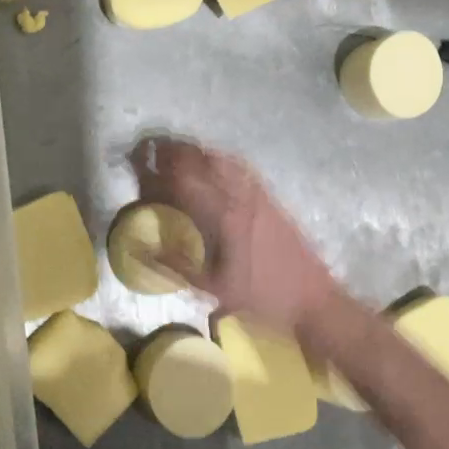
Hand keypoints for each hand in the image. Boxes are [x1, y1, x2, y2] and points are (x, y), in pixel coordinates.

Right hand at [130, 137, 343, 331]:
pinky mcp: (269, 197)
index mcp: (224, 216)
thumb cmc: (263, 298)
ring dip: (193, 149)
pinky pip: (239, 166)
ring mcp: (258, 193)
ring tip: (172, 150)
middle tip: (147, 149)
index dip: (155, 166)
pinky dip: (217, 157)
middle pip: (200, 159)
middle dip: (170, 149)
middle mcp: (240, 196)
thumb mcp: (215, 289)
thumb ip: (177, 265)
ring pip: (220, 157)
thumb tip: (142, 248)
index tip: (134, 159)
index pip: (182, 179)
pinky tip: (209, 162)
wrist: (314, 299)